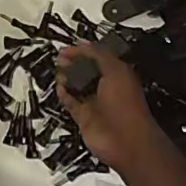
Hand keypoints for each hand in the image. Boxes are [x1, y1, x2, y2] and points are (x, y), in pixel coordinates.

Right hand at [57, 44, 165, 170]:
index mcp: (117, 75)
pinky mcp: (84, 116)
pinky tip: (59, 86)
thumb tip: (84, 44)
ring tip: (59, 70)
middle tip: (60, 57)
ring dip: (67, 77)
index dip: (83, 50)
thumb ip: (99, 55)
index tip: (70, 47)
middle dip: (73, 62)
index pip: (97, 57)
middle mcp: (105, 88)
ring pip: (76, 85)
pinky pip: (70, 102)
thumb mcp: (115, 71)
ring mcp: (94, 103)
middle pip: (85, 70)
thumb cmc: (126, 105)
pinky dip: (63, 93)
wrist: (126, 142)